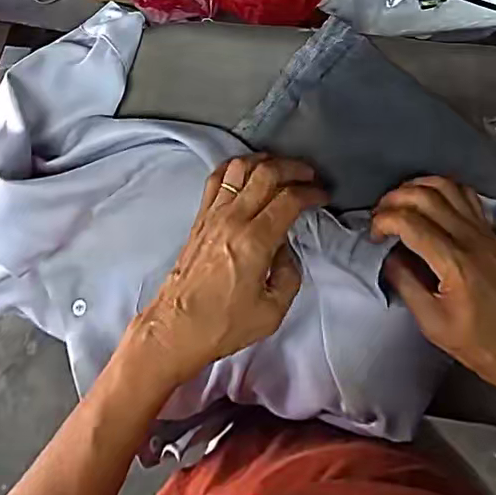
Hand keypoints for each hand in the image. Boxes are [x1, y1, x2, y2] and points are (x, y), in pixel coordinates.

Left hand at [128, 154, 326, 382]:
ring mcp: (213, 215)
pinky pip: (217, 178)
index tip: (322, 196)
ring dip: (265, 161)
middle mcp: (233, 219)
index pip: (290, 198)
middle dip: (295, 168)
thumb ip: (290, 273)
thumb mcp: (273, 311)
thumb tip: (286, 249)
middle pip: (268, 172)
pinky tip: (247, 172)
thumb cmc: (222, 325)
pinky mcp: (199, 218)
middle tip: (309, 176)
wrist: (173, 333)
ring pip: (241, 167)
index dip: (312, 192)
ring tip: (280, 168)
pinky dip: (236, 166)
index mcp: (254, 240)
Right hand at [372, 177, 495, 397]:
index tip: (372, 234)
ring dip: (418, 186)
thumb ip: (406, 284)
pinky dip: (443, 188)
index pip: (411, 223)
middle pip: (427, 196)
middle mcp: (470, 236)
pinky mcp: (491, 231)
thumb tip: (387, 255)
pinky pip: (466, 195)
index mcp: (454, 262)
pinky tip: (431, 200)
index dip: (384, 221)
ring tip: (399, 200)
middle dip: (396, 198)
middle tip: (379, 214)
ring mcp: (483, 230)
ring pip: (447, 186)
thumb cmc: (478, 344)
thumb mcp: (433, 324)